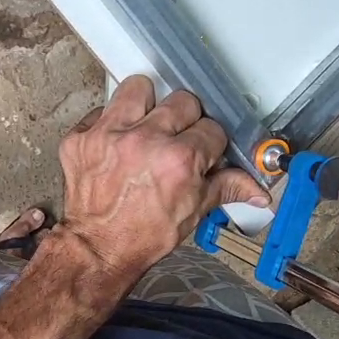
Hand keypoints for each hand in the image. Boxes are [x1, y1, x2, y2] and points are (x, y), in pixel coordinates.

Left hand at [55, 75, 267, 280]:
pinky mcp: (81, 138)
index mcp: (178, 159)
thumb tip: (258, 190)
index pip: (212, 128)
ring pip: (138, 88)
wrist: (98, 250)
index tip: (202, 153)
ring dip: (146, 105)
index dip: (210, 143)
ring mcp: (109, 135)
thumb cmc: (143, 236)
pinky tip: (116, 144)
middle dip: (185, 121)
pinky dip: (110, 124)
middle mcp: (144, 140)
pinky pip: (101, 111)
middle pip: (182, 101)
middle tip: (177, 140)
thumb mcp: (192, 213)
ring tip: (145, 127)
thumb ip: (225, 188)